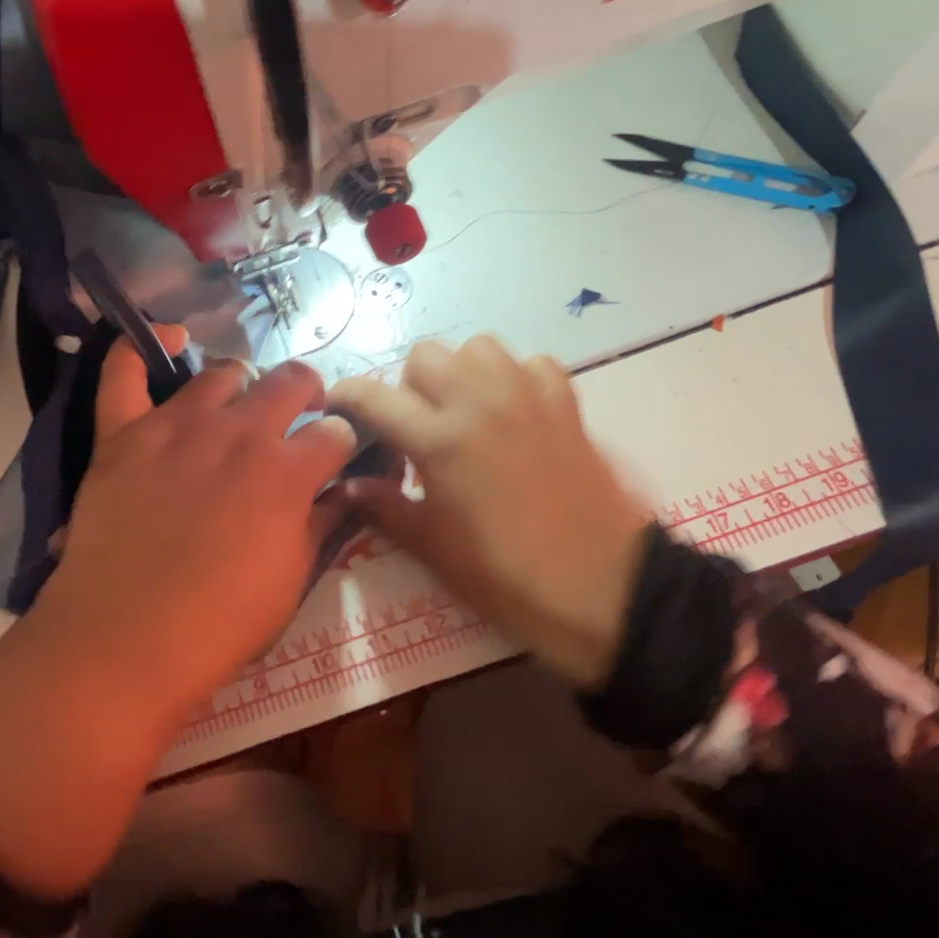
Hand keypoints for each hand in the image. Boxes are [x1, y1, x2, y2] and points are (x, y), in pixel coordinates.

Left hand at [0, 328, 357, 896]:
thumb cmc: (221, 623)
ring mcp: (176, 426)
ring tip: (238, 404)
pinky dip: (139, 349)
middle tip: (299, 415)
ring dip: (241, 384)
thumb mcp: (292, 580)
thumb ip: (319, 525)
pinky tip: (165, 338)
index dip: (342, 442)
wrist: (126, 639)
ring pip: (221, 374)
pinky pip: (124, 373)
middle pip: (288, 381)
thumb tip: (341, 494)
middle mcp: (239, 432)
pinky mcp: (123, 434)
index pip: (334, 433)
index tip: (338, 455)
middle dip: (306, 392)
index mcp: (287, 471)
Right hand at [329, 337, 651, 688]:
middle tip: (415, 429)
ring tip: (462, 414)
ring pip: (478, 347)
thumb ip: (385, 508)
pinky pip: (531, 364)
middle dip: (409, 386)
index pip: (374, 396)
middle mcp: (479, 401)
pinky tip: (513, 414)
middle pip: (425, 355)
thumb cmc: (506, 576)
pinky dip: (515, 378)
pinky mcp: (567, 404)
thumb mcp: (433, 548)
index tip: (337, 410)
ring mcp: (527, 396)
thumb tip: (346, 486)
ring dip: (461, 372)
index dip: (346, 397)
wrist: (601, 590)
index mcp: (439, 439)